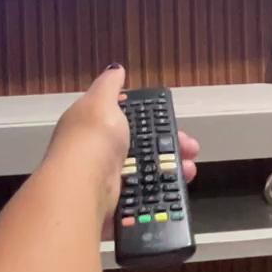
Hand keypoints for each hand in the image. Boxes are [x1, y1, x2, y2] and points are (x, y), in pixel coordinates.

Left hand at [40, 66, 201, 230]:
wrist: (81, 187)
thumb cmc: (93, 138)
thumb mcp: (101, 101)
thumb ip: (110, 85)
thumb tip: (116, 68)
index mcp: (95, 126)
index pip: (129, 120)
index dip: (154, 121)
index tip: (174, 123)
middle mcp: (100, 152)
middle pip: (143, 147)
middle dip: (170, 147)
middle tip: (190, 150)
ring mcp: (108, 179)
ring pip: (148, 173)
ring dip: (172, 171)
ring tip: (189, 170)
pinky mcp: (115, 204)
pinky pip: (144, 197)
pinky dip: (162, 193)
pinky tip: (176, 190)